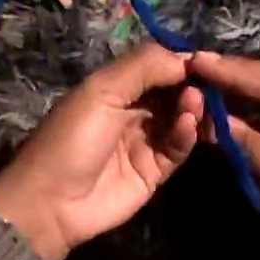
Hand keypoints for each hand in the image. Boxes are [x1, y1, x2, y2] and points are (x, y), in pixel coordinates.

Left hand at [0, 45, 203, 259]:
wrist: (52, 202)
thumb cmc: (71, 139)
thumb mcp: (101, 91)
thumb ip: (143, 67)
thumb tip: (185, 57)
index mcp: (114, 89)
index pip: (156, 68)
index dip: (179, 62)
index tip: (204, 60)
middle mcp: (131, 113)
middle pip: (172, 93)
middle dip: (191, 86)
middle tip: (207, 84)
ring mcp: (144, 143)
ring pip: (179, 120)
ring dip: (191, 108)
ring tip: (196, 103)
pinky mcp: (154, 172)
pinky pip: (177, 148)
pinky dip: (186, 134)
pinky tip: (188, 125)